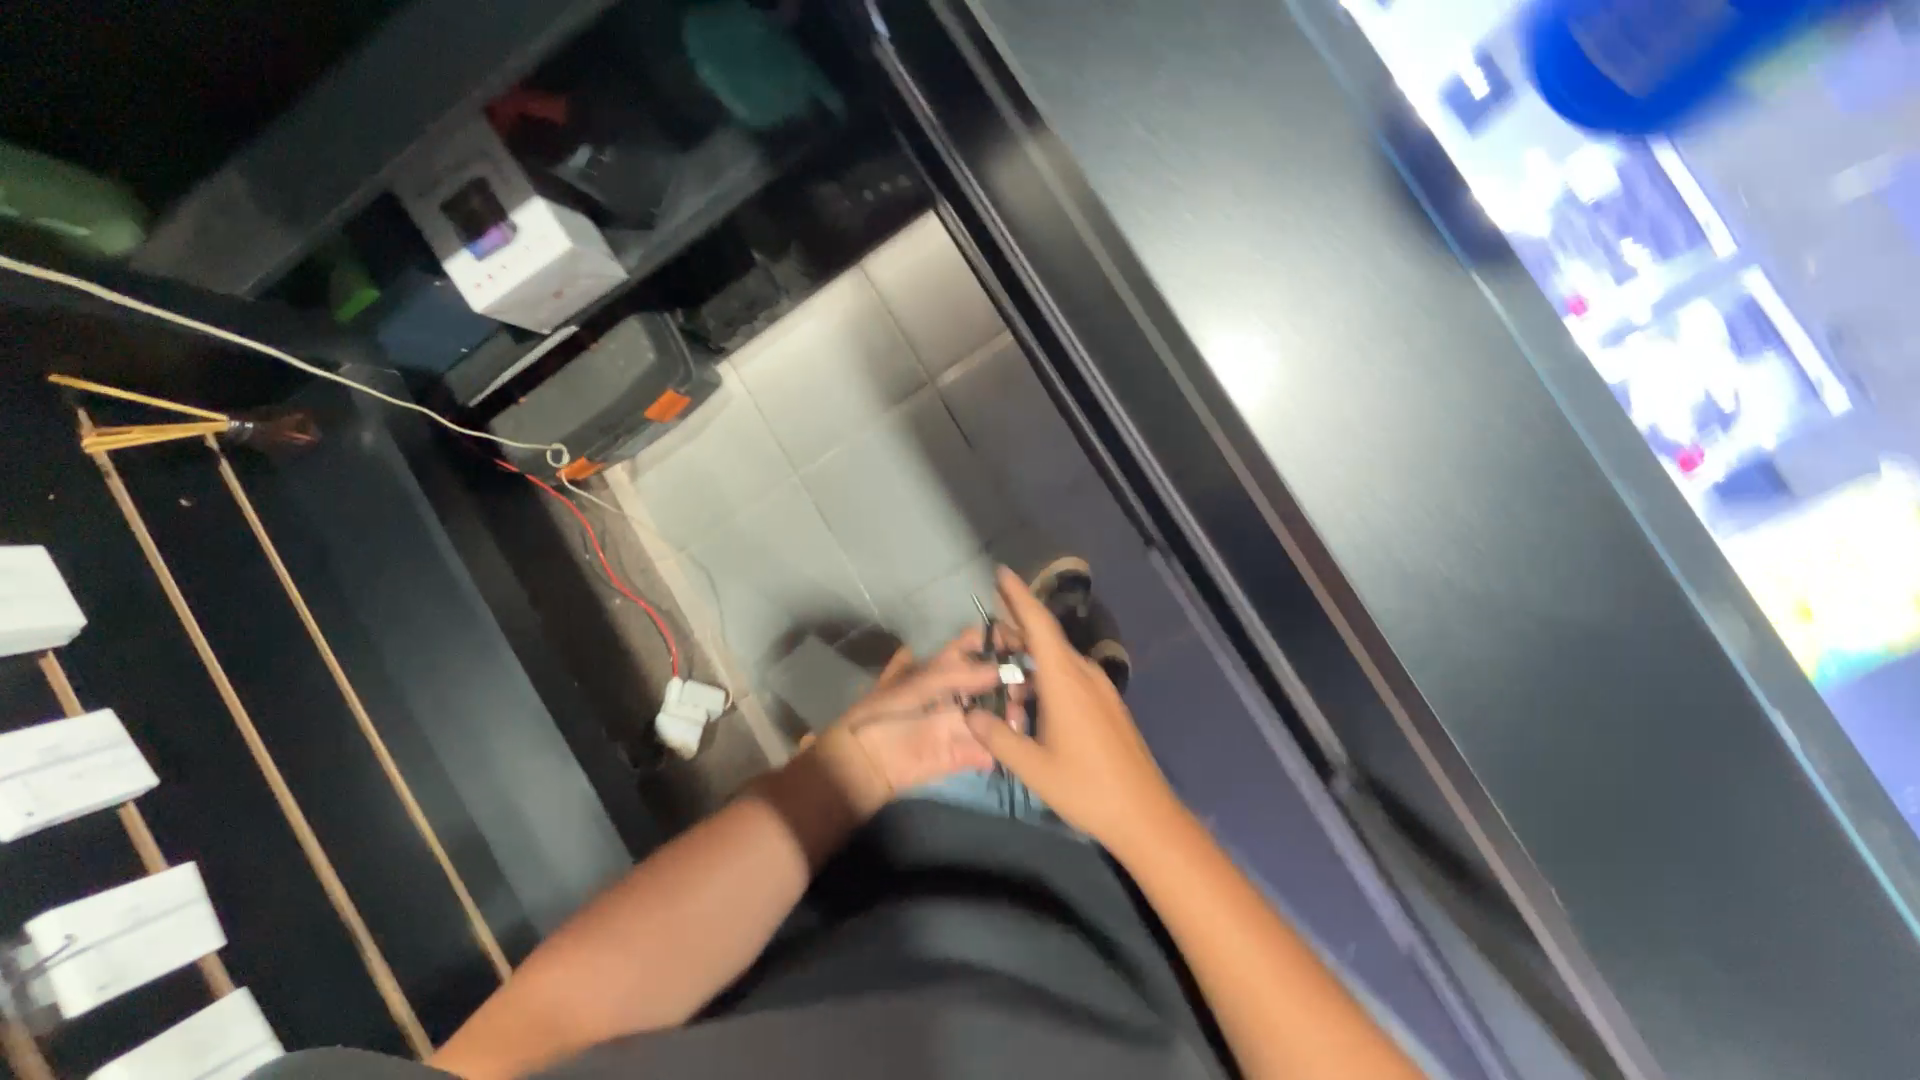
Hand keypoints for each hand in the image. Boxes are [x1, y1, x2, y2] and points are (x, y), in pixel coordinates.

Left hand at [806, 630, 1006, 820]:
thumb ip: (956, 674)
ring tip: (1018, 713)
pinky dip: (1004, 747)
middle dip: (1015, 679)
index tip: (1020, 642)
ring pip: (999, 713)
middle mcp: (959, 690)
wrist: (865, 759)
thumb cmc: (884, 711)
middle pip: (996, 679)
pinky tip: (1011, 740)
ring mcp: (965, 722)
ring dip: (1014, 712)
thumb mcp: (916, 683)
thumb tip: (999, 670)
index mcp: (943, 666)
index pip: (976, 645)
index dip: (998, 640)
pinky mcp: (966, 753)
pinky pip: (992, 748)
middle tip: (1025, 684)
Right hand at [964, 567, 1182, 851]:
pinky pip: (1071, 677)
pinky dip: (1047, 675)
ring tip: (1003, 665)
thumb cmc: (1086, 788)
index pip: (1039, 625)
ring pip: (1059, 660)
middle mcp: (1085, 676)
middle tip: (988, 625)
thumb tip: (969, 714)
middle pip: (1048, 639)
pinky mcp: (1108, 707)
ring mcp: (1101, 691)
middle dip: (1017, 628)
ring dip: (1031, 656)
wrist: (1145, 815)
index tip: (1001, 572)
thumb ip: (998, 738)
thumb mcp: (1032, 767)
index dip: (1018, 597)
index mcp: (1065, 681)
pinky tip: (1032, 698)